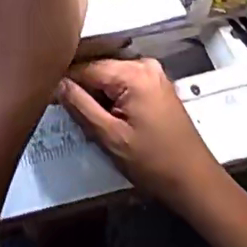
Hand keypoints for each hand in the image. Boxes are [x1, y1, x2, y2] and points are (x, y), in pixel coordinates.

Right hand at [59, 58, 224, 205]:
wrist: (196, 183)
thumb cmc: (153, 163)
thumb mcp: (110, 138)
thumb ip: (80, 106)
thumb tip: (56, 83)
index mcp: (133, 73)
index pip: (86, 67)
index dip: (66, 83)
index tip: (50, 98)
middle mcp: (144, 64)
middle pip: (99, 69)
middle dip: (84, 89)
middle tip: (72, 114)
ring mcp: (153, 73)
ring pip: (110, 76)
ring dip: (98, 94)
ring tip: (91, 119)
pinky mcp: (156, 85)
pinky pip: (124, 82)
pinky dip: (113, 96)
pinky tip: (110, 117)